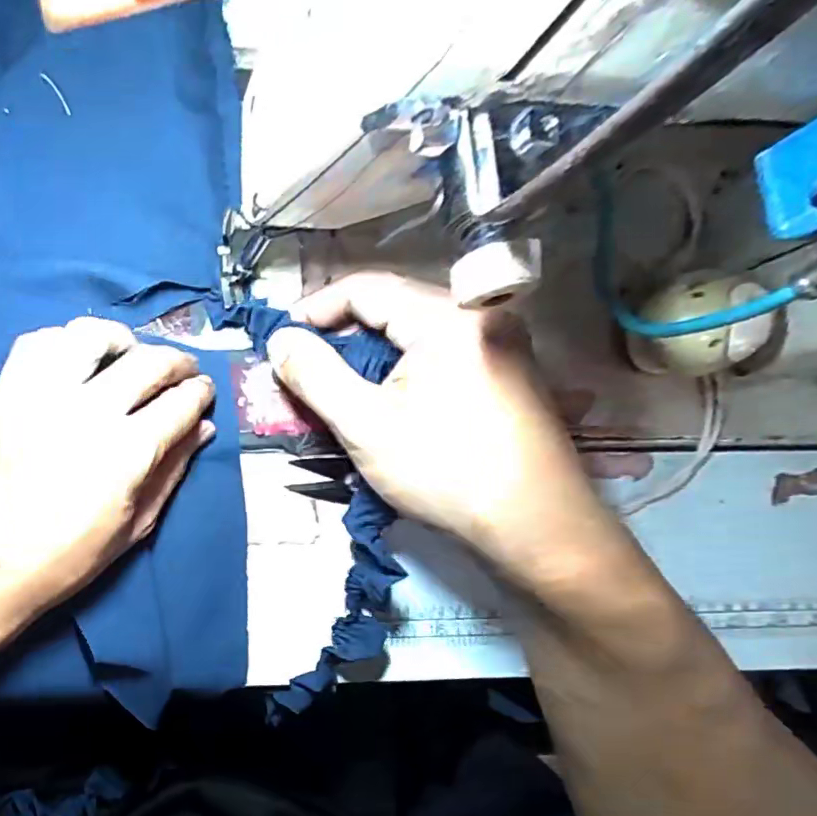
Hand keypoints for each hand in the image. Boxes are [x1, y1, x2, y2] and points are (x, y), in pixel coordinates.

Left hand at [0, 317, 214, 654]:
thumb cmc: (70, 556)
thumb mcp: (136, 524)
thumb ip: (172, 470)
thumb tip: (202, 429)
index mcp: (127, 452)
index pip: (179, 403)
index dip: (200, 393)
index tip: (203, 392)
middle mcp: (89, 412)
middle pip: (147, 362)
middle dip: (176, 362)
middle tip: (181, 371)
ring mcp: (42, 396)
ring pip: (91, 336)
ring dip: (121, 340)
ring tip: (129, 354)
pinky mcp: (6, 392)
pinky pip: (38, 342)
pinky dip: (65, 341)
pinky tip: (77, 359)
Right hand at [268, 273, 632, 595]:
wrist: (535, 525)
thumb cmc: (445, 473)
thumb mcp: (365, 425)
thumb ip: (315, 376)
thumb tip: (280, 340)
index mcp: (448, 316)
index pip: (367, 288)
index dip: (316, 309)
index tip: (283, 340)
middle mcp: (482, 316)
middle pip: (395, 308)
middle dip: (343, 337)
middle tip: (307, 371)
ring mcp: (504, 345)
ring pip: (419, 336)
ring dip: (373, 358)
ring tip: (342, 393)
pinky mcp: (510, 376)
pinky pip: (444, 357)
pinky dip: (406, 373)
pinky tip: (391, 405)